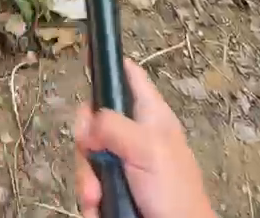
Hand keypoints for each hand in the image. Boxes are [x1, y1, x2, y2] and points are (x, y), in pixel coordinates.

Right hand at [74, 60, 215, 217]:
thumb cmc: (174, 192)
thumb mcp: (147, 148)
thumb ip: (114, 125)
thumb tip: (87, 123)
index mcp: (150, 115)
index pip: (128, 75)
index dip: (108, 63)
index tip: (86, 55)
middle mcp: (134, 134)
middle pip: (95, 117)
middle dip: (86, 138)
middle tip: (88, 149)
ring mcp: (124, 162)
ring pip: (89, 153)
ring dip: (87, 175)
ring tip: (96, 195)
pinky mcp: (115, 188)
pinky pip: (90, 182)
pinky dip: (89, 195)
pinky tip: (97, 205)